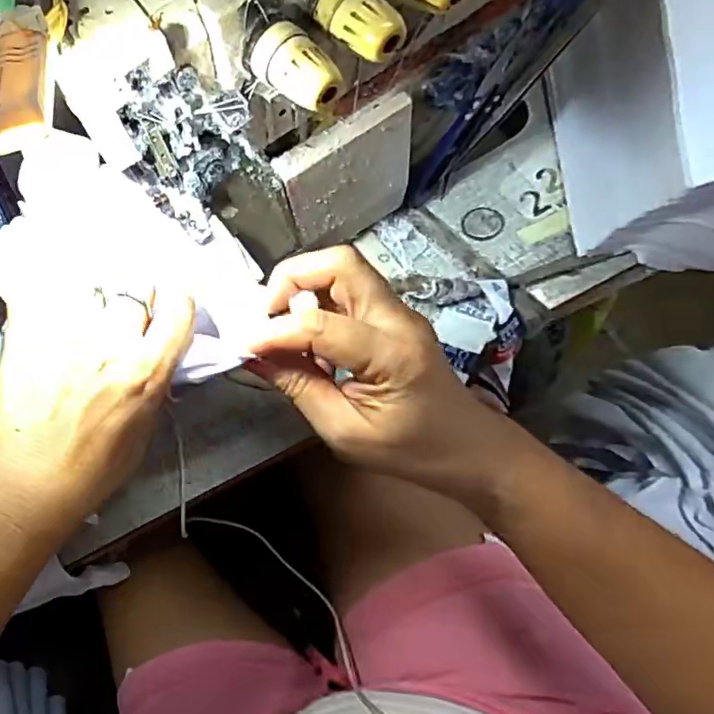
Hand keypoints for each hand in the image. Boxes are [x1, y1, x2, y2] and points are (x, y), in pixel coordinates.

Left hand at [0, 281, 195, 545]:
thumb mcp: (143, 432)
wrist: (27, 478)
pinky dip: (45, 289)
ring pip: (91, 283)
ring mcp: (68, 332)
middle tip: (120, 311)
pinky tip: (44, 299)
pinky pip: (43, 287)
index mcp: (146, 371)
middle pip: (133, 288)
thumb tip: (156, 361)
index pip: (178, 309)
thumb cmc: (87, 470)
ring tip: (81, 308)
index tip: (166, 306)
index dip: (174, 304)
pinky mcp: (29, 328)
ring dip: (92, 292)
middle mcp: (112, 344)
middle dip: (132, 296)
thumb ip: (153, 387)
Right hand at [246, 246, 509, 496]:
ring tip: (281, 325)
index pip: (319, 323)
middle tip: (267, 316)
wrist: (468, 448)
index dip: (274, 331)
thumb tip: (256, 356)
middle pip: (339, 263)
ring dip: (302, 286)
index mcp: (392, 353)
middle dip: (291, 279)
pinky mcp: (392, 314)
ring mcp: (398, 312)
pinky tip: (305, 334)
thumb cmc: (411, 450)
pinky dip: (316, 299)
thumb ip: (298, 387)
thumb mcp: (345, 431)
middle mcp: (397, 318)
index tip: (245, 346)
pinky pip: (347, 288)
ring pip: (342, 268)